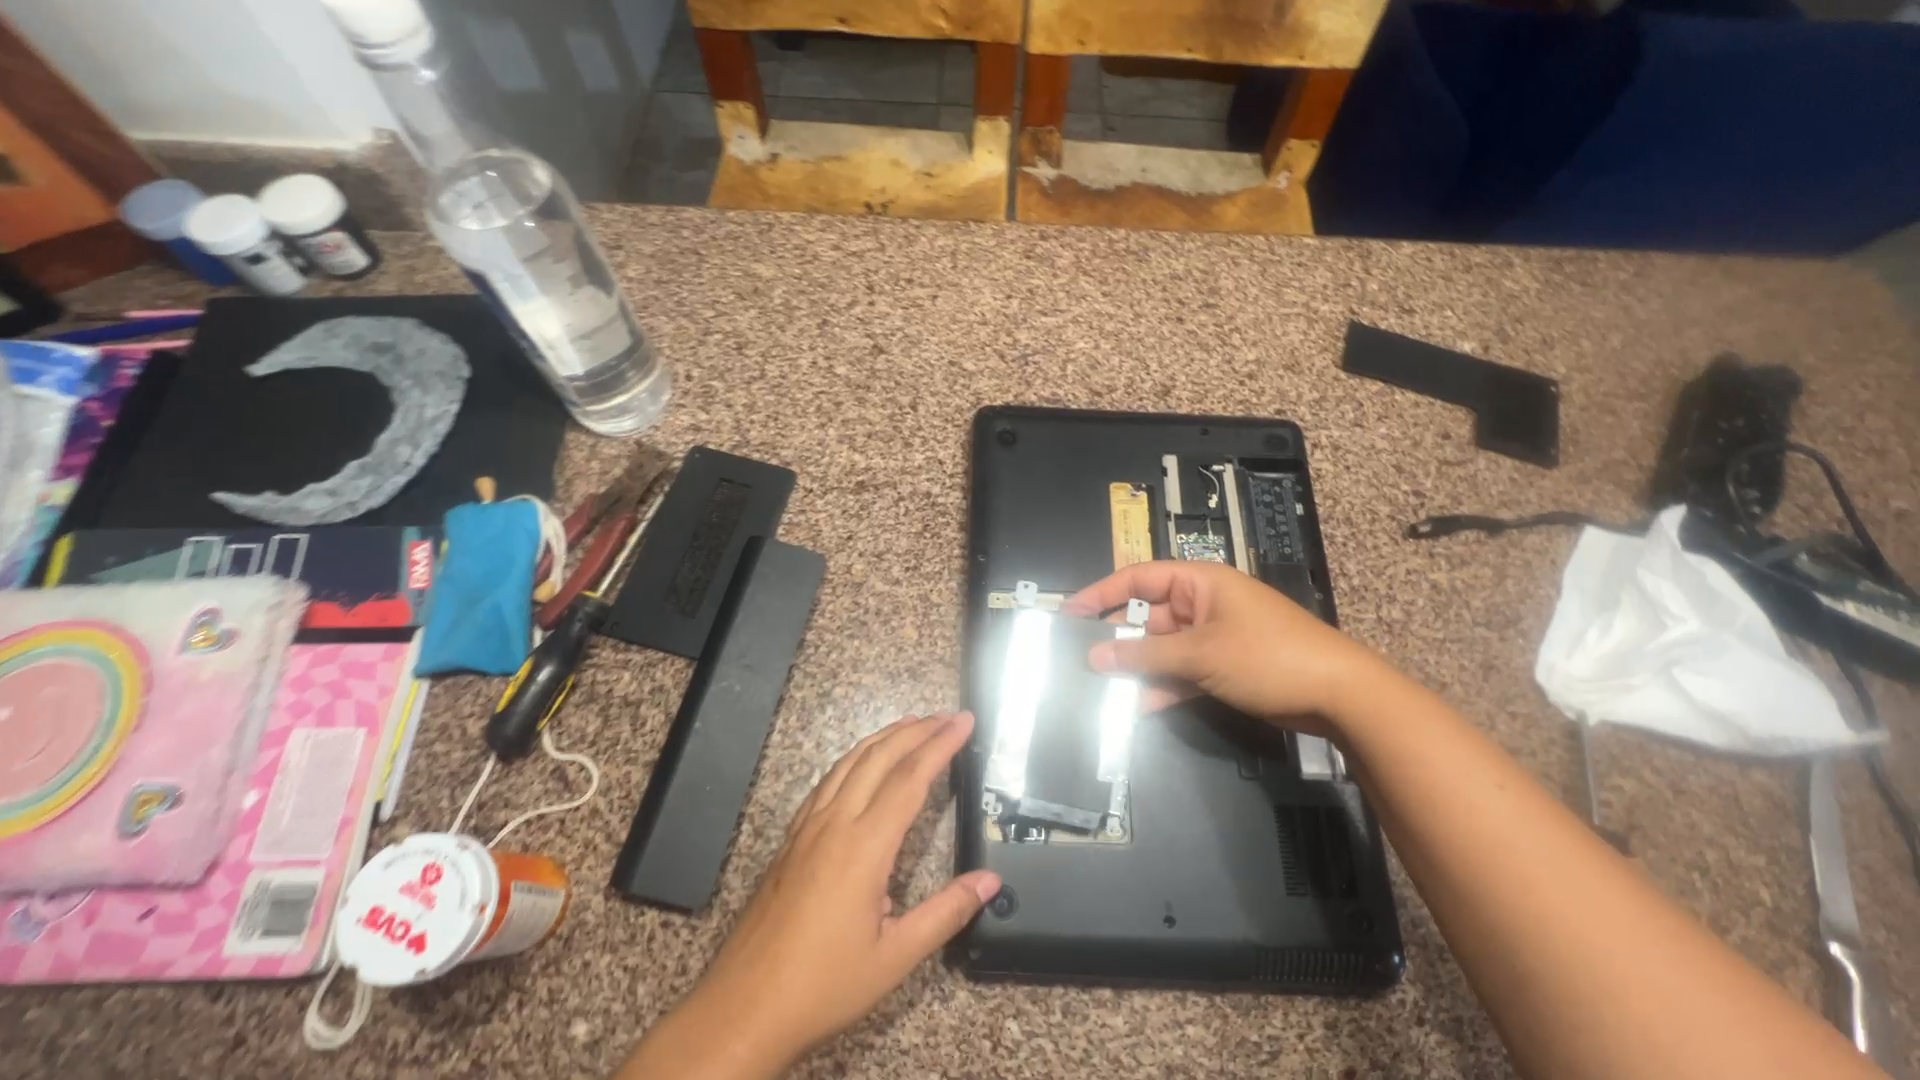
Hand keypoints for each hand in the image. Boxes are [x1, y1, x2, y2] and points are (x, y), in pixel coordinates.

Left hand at [621, 713, 1000, 1079]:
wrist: (745, 1006)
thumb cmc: (823, 985)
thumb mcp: (896, 956)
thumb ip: (947, 912)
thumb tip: (990, 881)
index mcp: (864, 848)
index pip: (910, 780)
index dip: (941, 745)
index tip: (964, 721)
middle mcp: (833, 826)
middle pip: (879, 759)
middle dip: (916, 731)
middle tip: (948, 715)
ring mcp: (806, 831)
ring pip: (847, 765)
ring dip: (882, 739)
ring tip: (911, 725)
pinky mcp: (790, 842)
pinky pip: (826, 784)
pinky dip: (852, 761)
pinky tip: (859, 766)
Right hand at [1061, 561, 1387, 732]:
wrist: (1338, 695)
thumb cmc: (1268, 656)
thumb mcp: (1200, 654)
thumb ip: (1145, 655)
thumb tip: (1095, 655)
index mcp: (1200, 582)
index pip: (1139, 577)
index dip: (1101, 593)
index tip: (1067, 613)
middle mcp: (1203, 604)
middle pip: (1148, 616)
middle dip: (1117, 638)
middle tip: (1079, 661)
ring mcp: (1214, 638)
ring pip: (1162, 649)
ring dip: (1137, 667)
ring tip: (1100, 688)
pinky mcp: (1223, 668)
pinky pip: (1181, 672)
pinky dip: (1162, 686)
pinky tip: (1137, 707)